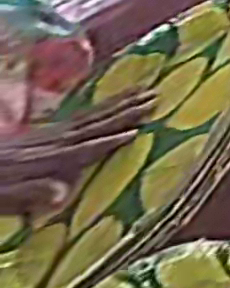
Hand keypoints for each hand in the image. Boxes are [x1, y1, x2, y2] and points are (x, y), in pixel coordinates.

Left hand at [0, 91, 153, 211]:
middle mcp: (49, 144)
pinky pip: (78, 116)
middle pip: (93, 126)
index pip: (82, 150)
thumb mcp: (0, 198)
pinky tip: (114, 100)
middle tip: (155, 97)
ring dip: (121, 103)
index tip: (137, 131)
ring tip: (146, 89)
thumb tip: (63, 197)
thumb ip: (30, 194)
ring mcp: (44, 135)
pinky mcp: (40, 132)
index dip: (108, 141)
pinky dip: (101, 106)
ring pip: (90, 117)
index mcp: (42, 161)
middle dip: (125, 112)